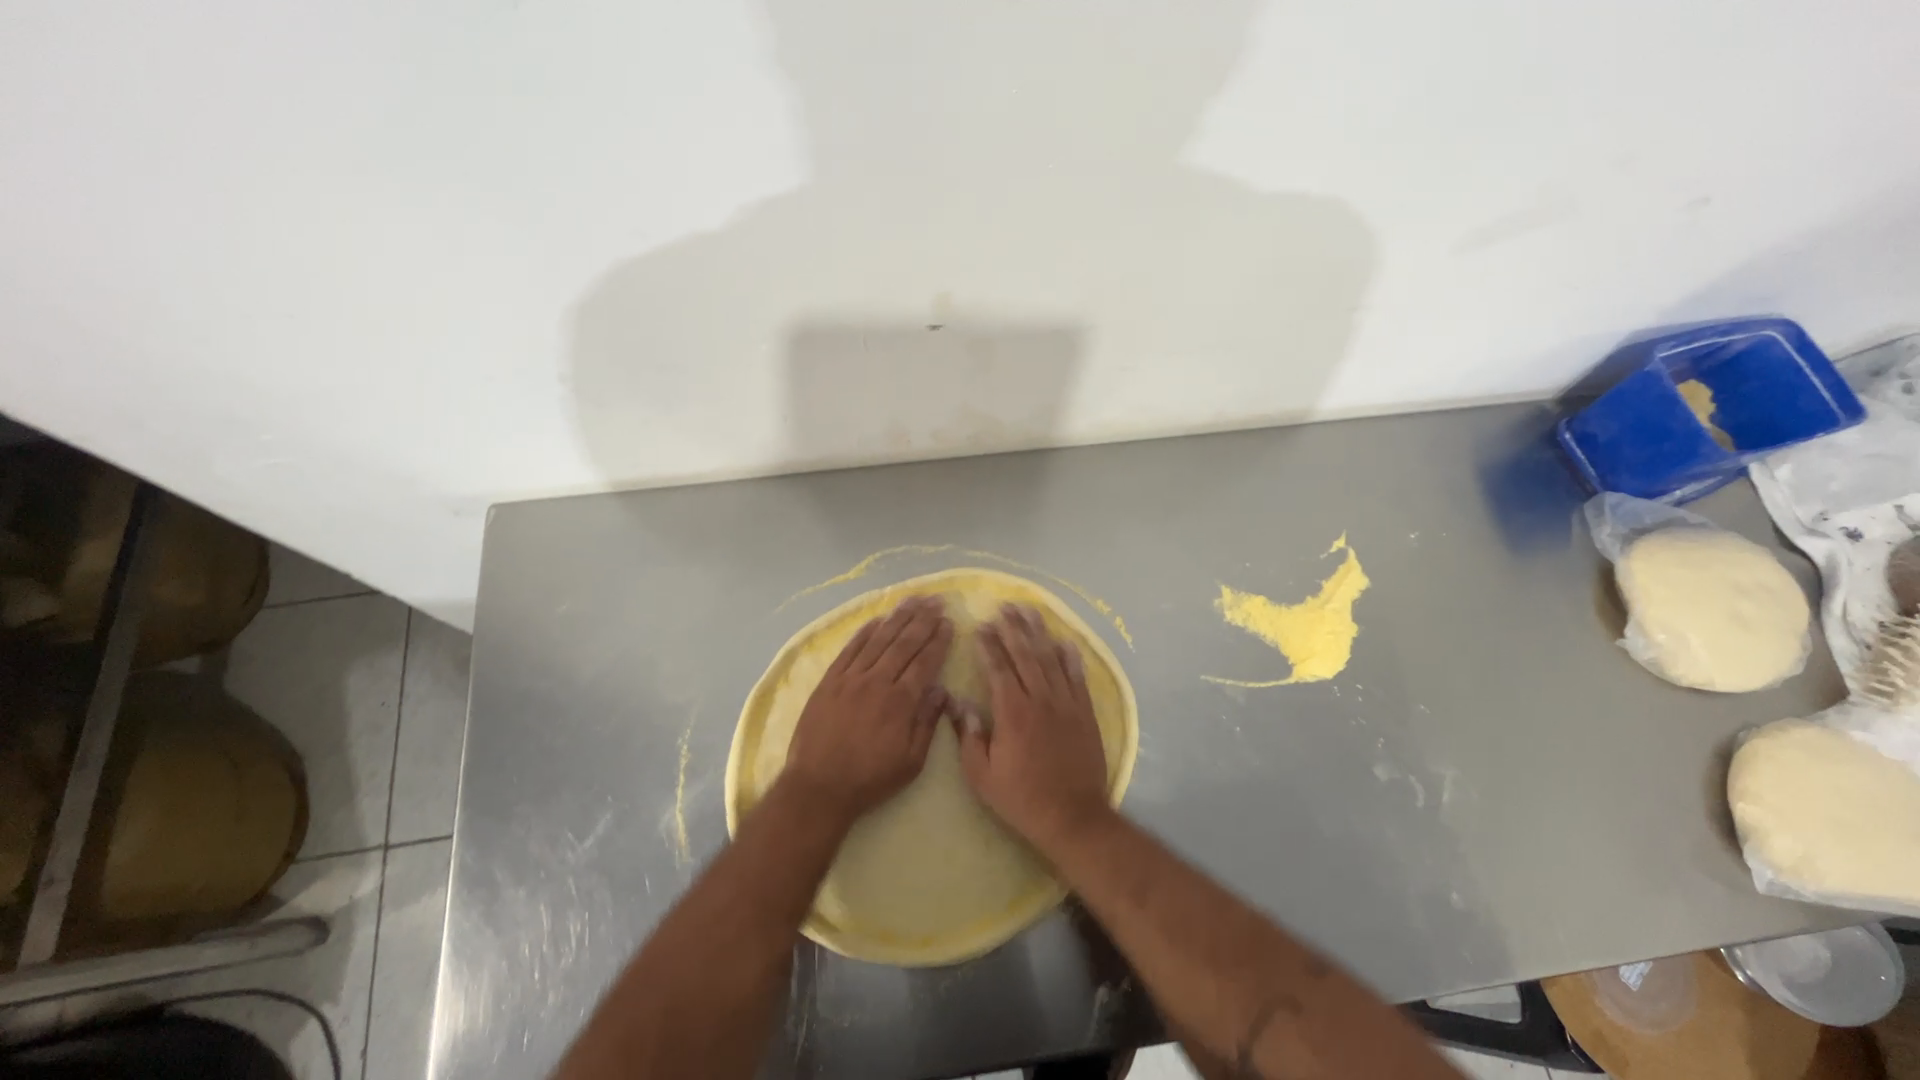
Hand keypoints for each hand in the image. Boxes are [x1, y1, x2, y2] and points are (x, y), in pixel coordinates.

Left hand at [783, 595, 953, 825]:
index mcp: (901, 702)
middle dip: (923, 620)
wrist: (819, 786)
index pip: (925, 662)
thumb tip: (941, 691)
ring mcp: (850, 679)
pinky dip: (865, 632)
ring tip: (913, 600)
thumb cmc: (870, 779)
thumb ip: (927, 723)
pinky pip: (850, 649)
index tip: (949, 622)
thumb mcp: (911, 761)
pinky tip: (877, 620)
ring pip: (878, 640)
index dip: (938, 640)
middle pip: (904, 643)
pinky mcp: (829, 681)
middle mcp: (877, 682)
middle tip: (936, 601)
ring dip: (898, 618)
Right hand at [958, 604, 1112, 847]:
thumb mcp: (982, 774)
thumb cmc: (1021, 798)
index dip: (988, 645)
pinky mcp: (1085, 714)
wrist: (1072, 816)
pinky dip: (1070, 658)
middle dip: (1013, 629)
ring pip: (1051, 660)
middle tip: (1004, 607)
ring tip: (1030, 612)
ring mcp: (1066, 704)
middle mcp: (1041, 700)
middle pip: (1025, 655)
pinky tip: (1064, 642)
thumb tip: (957, 702)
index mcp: (1012, 712)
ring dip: (1039, 634)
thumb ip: (968, 735)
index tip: (980, 626)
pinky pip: (1077, 677)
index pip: (998, 668)